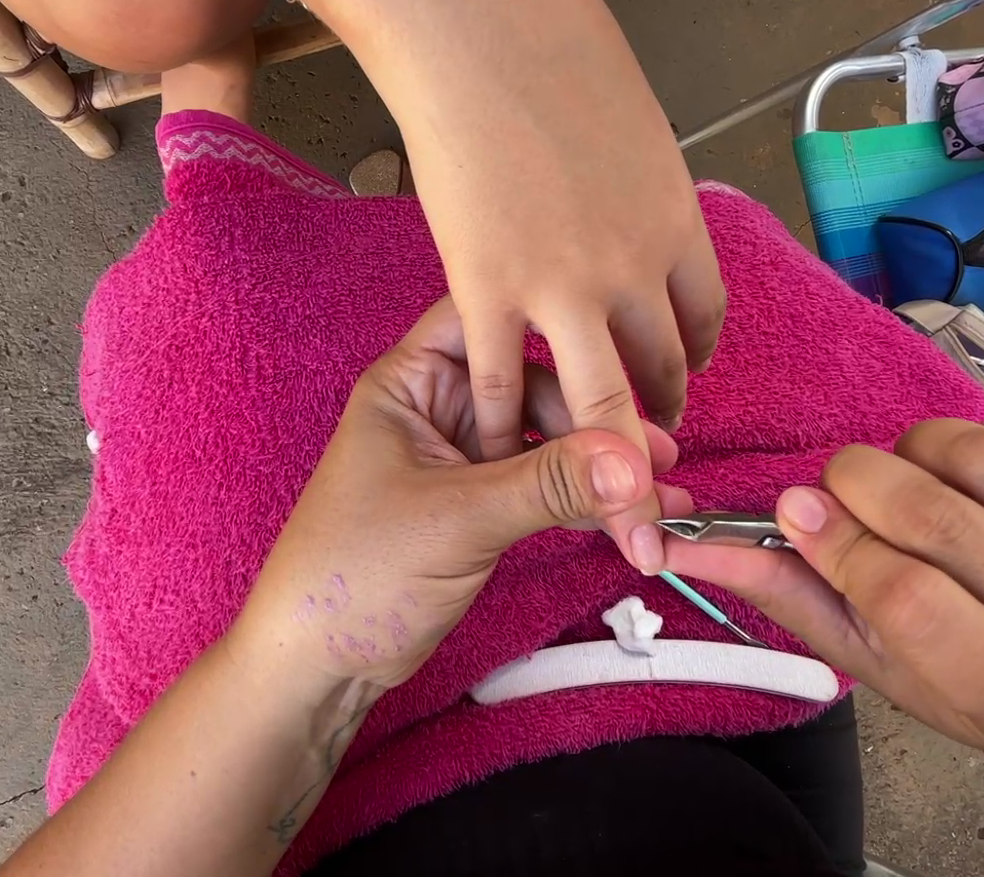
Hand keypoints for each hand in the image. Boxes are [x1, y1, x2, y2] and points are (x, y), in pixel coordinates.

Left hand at [236, 299, 693, 689]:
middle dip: (593, 422)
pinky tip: (635, 514)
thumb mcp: (457, 519)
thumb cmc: (359, 570)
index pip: (485, 320)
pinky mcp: (484, 498)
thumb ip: (547, 485)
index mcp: (412, 380)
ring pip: (545, 438)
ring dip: (599, 465)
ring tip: (661, 492)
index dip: (546, 323)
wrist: (322, 663)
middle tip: (658, 457)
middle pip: (532, 385)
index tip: (617, 341)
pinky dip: (585, 498)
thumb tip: (637, 462)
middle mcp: (442, 404)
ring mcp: (466, 453)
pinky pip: (545, 483)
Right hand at [403, 11, 724, 578]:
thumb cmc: (557, 52)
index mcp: (676, 221)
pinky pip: (503, 384)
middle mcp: (634, 268)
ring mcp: (562, 287)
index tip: (677, 377)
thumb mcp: (632, 124)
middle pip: (660, 372)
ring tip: (593, 477)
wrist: (480, 25)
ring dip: (602, 451)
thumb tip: (632, 216)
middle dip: (659, 421)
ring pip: (599, 402)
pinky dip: (506, 430)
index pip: (704, 318)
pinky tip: (502, 453)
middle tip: (650, 447)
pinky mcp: (488, 290)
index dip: (691, 360)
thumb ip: (640, 191)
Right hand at [665, 415, 983, 768]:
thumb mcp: (869, 659)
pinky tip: (973, 477)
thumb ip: (787, 597)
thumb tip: (694, 544)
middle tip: (839, 488)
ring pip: (983, 457)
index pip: (908, 597)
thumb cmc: (964, 681)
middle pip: (944, 520)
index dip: (835, 543)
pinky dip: (978, 436)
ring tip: (911, 482)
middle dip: (859, 484)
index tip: (794, 514)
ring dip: (916, 452)